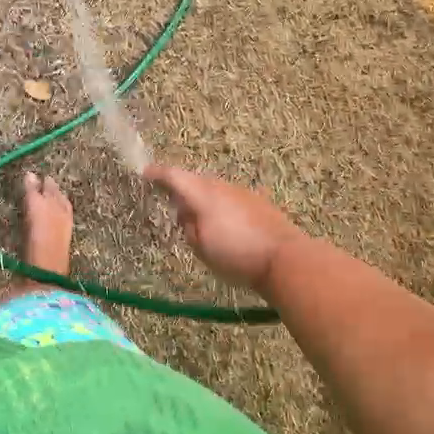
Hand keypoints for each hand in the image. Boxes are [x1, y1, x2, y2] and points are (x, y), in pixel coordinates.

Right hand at [145, 164, 304, 290]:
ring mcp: (242, 193)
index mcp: (201, 194)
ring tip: (202, 222)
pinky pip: (231, 199)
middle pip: (194, 180)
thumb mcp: (201, 248)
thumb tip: (188, 217)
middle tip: (174, 207)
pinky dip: (222, 207)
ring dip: (203, 199)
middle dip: (182, 190)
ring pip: (214, 190)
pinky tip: (227, 227)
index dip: (157, 174)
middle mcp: (220, 186)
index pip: (173, 175)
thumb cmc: (237, 255)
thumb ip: (189, 227)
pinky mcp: (259, 203)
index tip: (145, 173)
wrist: (288, 260)